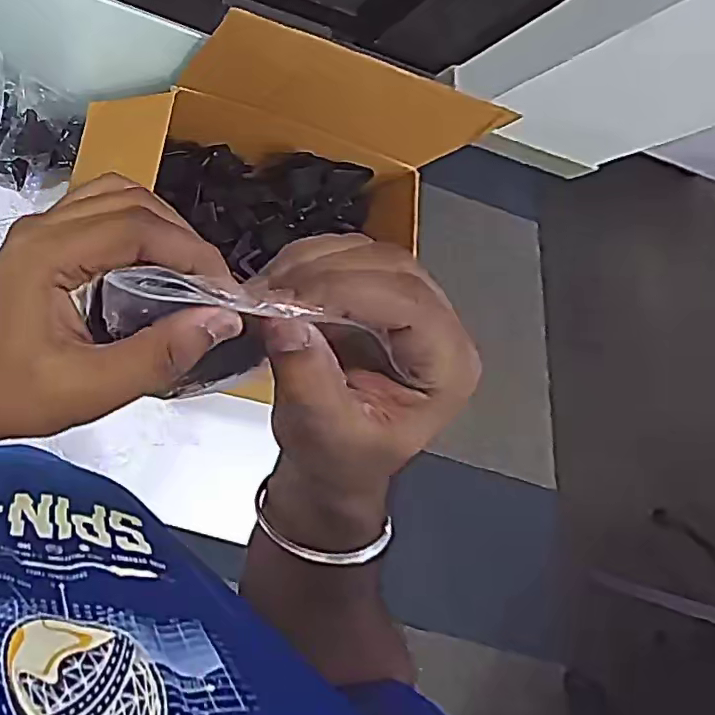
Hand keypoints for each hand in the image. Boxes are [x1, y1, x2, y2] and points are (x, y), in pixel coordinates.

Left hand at [0, 174, 243, 445]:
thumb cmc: (17, 395)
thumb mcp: (94, 387)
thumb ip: (160, 354)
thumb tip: (219, 320)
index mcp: (45, 254)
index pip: (136, 226)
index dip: (190, 250)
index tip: (221, 286)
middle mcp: (40, 229)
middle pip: (129, 200)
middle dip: (180, 235)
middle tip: (210, 281)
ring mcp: (37, 230)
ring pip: (115, 194)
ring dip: (159, 222)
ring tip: (187, 267)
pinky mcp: (41, 241)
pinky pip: (98, 208)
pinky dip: (134, 223)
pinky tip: (151, 260)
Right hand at [250, 236, 480, 545]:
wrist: (329, 462)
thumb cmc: (341, 459)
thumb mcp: (323, 431)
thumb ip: (307, 377)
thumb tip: (285, 321)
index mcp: (444, 368)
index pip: (407, 304)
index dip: (347, 292)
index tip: (292, 301)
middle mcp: (433, 329)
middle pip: (388, 267)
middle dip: (323, 273)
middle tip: (273, 294)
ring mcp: (401, 307)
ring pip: (364, 252)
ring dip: (309, 263)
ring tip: (270, 291)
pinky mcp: (368, 296)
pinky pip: (340, 257)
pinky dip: (303, 263)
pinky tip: (278, 285)